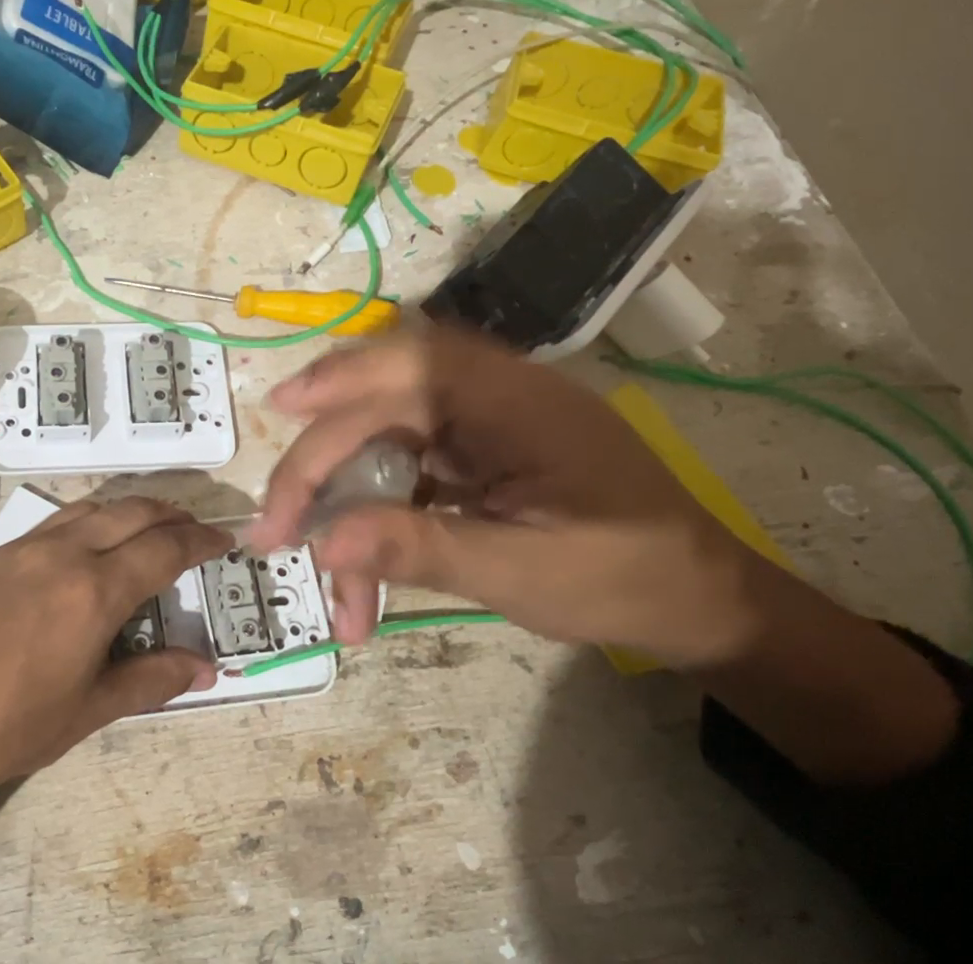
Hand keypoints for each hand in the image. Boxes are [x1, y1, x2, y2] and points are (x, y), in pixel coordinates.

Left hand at [0, 498, 230, 834]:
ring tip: (150, 529)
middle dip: (171, 515)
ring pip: (90, 508)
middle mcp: (62, 555)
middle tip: (194, 530)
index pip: (164, 550)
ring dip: (129, 511)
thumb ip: (151, 680)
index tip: (224, 541)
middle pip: (131, 513)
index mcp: (93, 592)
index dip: (200, 541)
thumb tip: (205, 669)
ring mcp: (24, 549)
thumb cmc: (8, 728)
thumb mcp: (89, 711)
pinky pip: (56, 521)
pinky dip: (89, 519)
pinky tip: (92, 545)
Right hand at [248, 326, 768, 665]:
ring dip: (345, 513)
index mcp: (515, 403)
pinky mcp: (472, 466)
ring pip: (382, 452)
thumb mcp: (521, 572)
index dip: (338, 378)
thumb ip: (420, 549)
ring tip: (330, 588)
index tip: (280, 409)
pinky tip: (364, 583)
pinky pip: (403, 482)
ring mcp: (480, 435)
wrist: (698, 605)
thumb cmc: (624, 579)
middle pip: (380, 410)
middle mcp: (490, 403)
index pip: (410, 368)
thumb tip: (324, 545)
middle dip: (320, 470)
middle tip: (274, 531)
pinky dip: (376, 528)